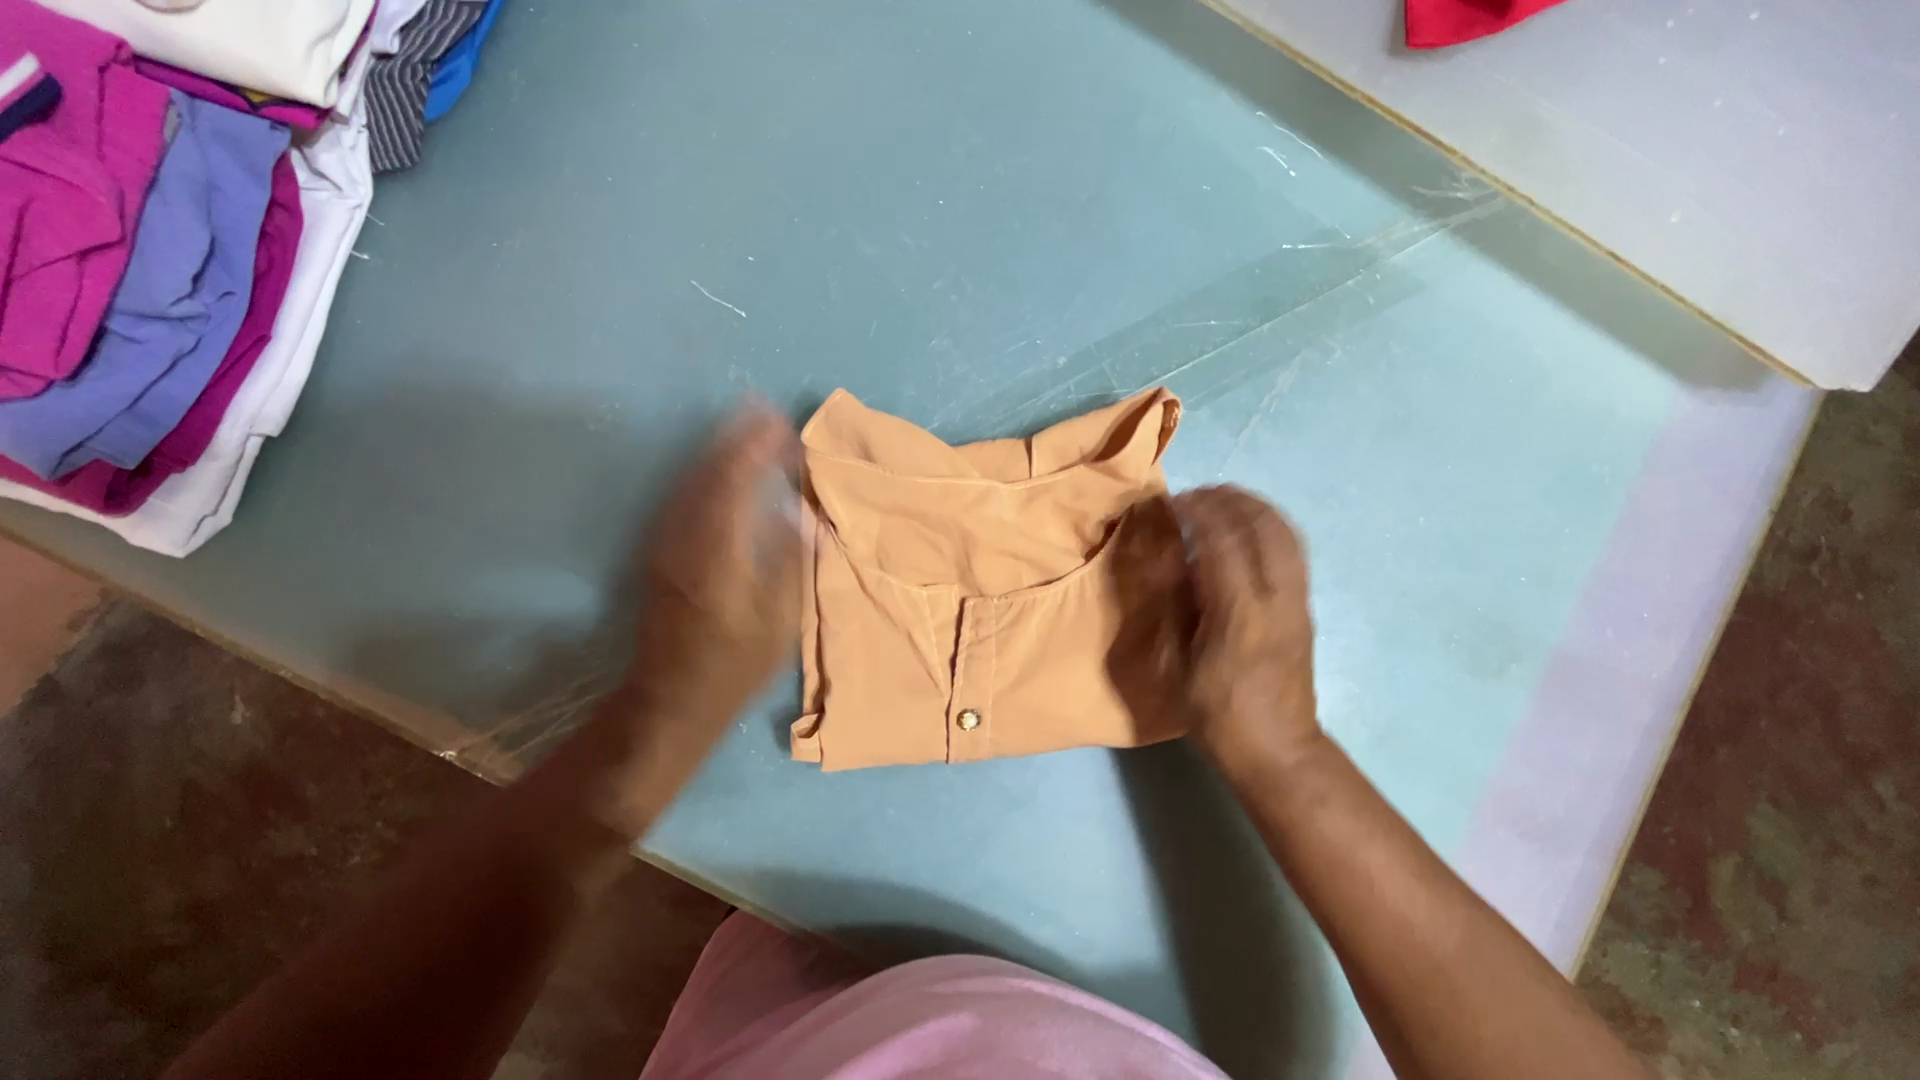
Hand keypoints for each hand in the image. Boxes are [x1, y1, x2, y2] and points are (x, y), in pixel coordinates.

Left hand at [622, 405, 803, 752]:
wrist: (670, 697)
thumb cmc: (734, 665)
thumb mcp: (779, 621)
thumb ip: (790, 560)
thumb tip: (799, 512)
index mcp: (718, 552)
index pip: (735, 483)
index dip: (757, 448)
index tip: (783, 424)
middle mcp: (684, 538)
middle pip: (707, 472)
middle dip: (736, 436)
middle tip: (764, 408)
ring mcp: (665, 544)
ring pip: (689, 481)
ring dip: (717, 448)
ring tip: (745, 424)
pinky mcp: (658, 552)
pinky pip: (681, 497)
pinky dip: (703, 473)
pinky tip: (718, 466)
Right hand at [1171, 486, 1321, 780]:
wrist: (1278, 749)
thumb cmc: (1219, 714)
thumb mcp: (1182, 665)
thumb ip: (1178, 608)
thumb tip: (1174, 564)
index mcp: (1240, 612)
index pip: (1222, 540)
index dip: (1197, 512)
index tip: (1171, 502)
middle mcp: (1277, 597)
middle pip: (1261, 524)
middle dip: (1228, 499)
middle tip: (1195, 495)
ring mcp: (1298, 600)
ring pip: (1284, 532)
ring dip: (1253, 507)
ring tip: (1222, 501)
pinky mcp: (1306, 608)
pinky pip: (1293, 550)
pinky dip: (1270, 526)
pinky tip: (1248, 530)